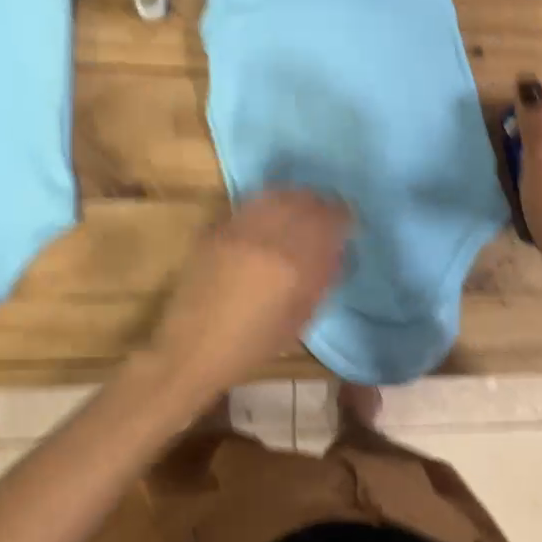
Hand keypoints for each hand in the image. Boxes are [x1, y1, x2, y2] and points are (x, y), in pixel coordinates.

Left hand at [150, 190, 351, 401]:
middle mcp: (267, 236)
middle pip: (304, 199)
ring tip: (298, 212)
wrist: (194, 346)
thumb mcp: (302, 316)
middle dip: (320, 205)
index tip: (347, 224)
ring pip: (276, 195)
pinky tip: (269, 220)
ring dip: (294, 200)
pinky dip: (267, 206)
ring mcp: (238, 228)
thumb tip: (336, 250)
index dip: (343, 217)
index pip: (330, 218)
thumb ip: (323, 277)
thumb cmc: (254, 342)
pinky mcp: (216, 229)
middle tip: (325, 216)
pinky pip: (250, 205)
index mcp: (294, 261)